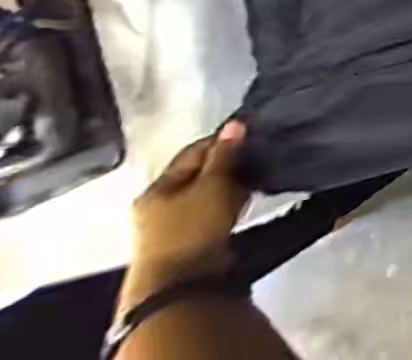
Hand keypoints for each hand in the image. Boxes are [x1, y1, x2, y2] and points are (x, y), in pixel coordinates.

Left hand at [131, 120, 249, 279]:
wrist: (183, 287)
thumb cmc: (192, 229)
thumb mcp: (212, 185)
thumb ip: (225, 154)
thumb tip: (235, 123)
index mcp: (156, 189)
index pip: (193, 152)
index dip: (222, 141)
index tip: (250, 135)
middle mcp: (157, 205)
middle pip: (198, 173)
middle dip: (227, 163)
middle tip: (255, 156)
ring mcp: (171, 226)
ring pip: (206, 192)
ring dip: (229, 183)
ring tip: (254, 177)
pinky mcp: (188, 240)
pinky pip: (211, 210)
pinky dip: (228, 201)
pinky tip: (244, 199)